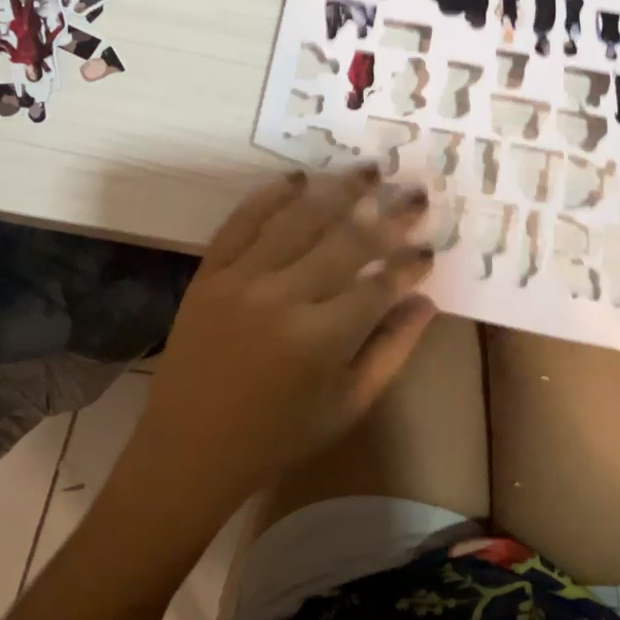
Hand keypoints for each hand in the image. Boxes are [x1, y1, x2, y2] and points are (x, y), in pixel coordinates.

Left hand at [139, 166, 437, 494]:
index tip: (429, 247)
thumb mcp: (347, 406)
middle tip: (416, 191)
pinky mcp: (209, 274)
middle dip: (388, 215)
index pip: (379, 285)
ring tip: (370, 170)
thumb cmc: (278, 436)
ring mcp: (240, 280)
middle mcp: (282, 298)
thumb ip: (391, 351)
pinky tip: (298, 178)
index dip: (409, 264)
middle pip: (346, 242)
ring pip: (298, 221)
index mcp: (320, 338)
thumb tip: (425, 302)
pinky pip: (242, 222)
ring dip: (338, 191)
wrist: (189, 450)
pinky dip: (270, 197)